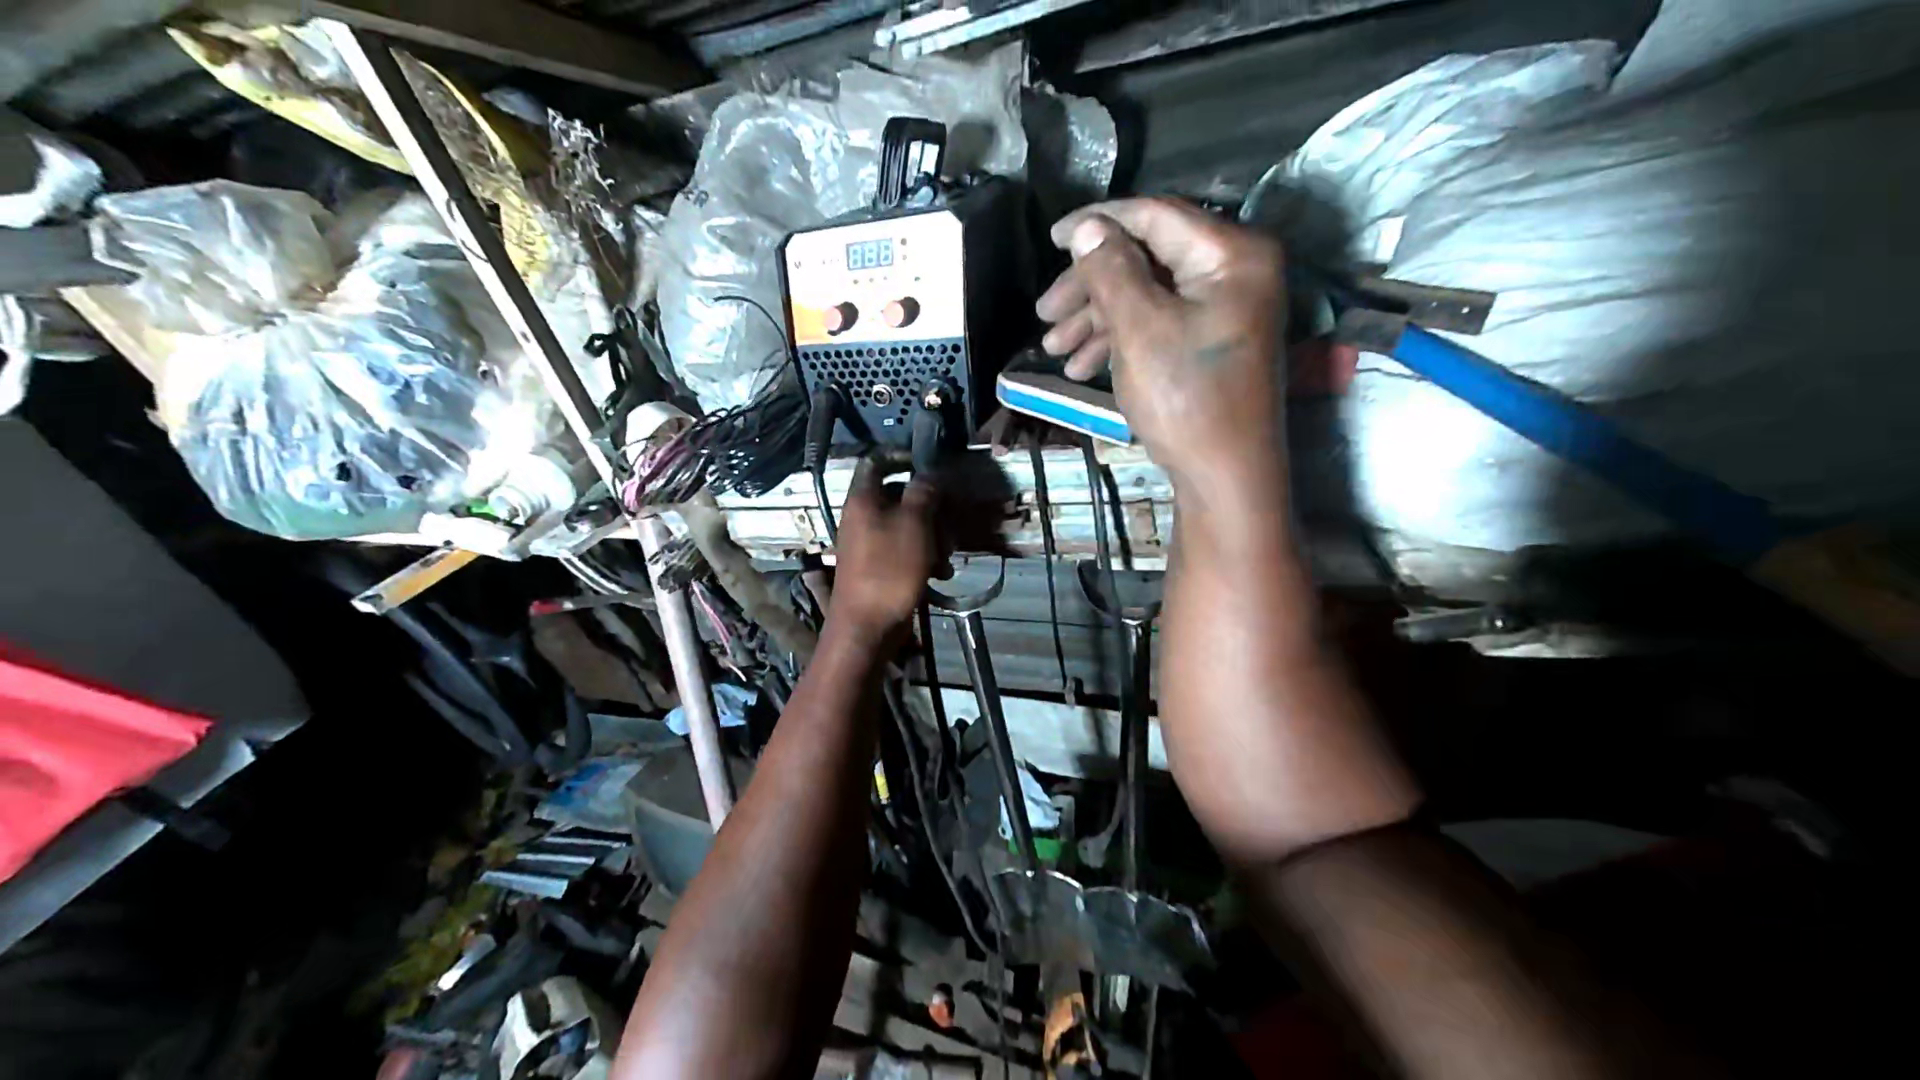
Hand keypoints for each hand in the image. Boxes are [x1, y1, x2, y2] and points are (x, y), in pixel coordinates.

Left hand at [827, 459, 940, 639]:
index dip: (902, 457)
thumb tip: (929, 474)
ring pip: (907, 525)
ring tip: (946, 557)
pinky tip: (940, 575)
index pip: (877, 462)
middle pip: (899, 497)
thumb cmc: (889, 570)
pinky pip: (904, 550)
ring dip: (932, 537)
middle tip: (949, 523)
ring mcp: (869, 543)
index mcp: (863, 499)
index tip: (931, 467)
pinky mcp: (878, 566)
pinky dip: (924, 558)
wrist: (867, 627)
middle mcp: (862, 516)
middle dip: (930, 509)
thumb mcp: (914, 525)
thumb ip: (923, 493)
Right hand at [1036, 198, 1287, 484]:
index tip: (1051, 240)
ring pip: (1148, 295)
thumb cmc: (1185, 399)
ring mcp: (1225, 310)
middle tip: (1045, 314)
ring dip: (1097, 319)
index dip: (1097, 223)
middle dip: (1090, 286)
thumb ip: (1111, 270)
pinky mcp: (1211, 341)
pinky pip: (1160, 324)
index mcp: (1231, 255)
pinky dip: (1120, 340)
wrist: (1225, 478)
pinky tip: (1082, 367)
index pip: (1154, 217)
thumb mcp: (1139, 329)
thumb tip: (1086, 227)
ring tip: (1055, 350)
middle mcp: (1235, 272)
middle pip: (1147, 258)